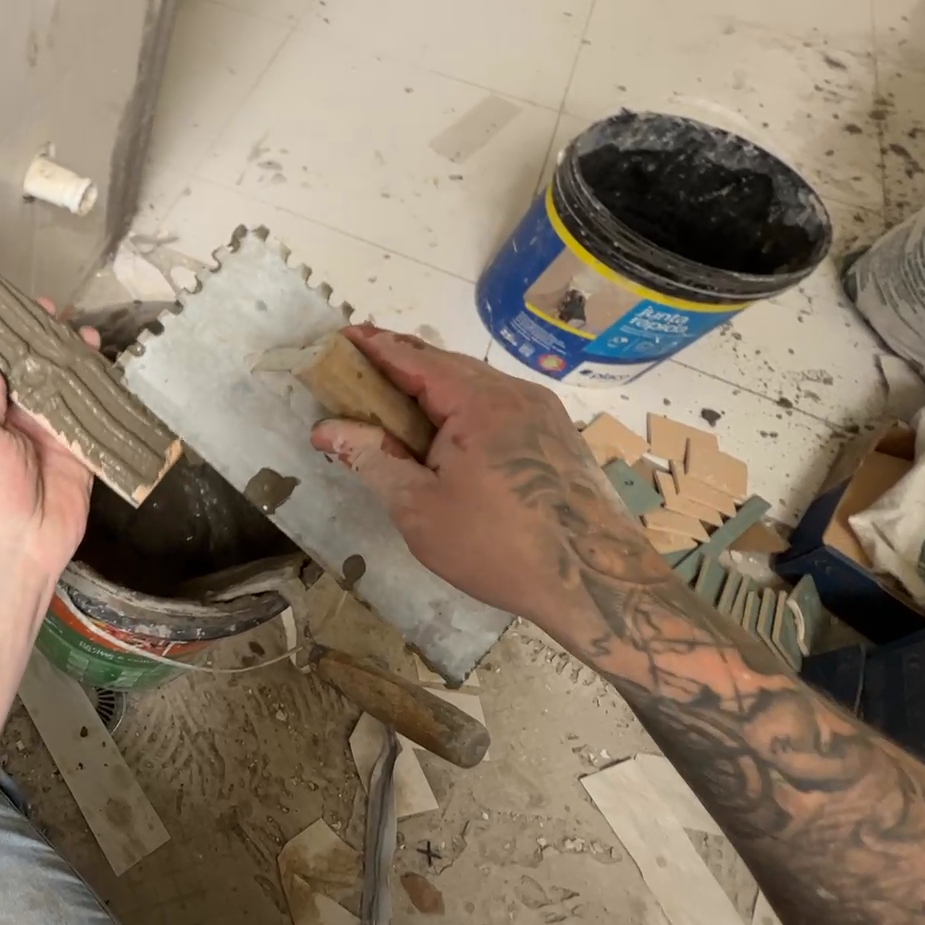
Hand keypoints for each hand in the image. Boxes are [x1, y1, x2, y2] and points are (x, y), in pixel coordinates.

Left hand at [0, 316, 98, 594]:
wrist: (15, 551)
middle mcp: (10, 419)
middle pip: (24, 371)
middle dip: (35, 342)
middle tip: (51, 312)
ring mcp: (45, 434)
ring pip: (59, 388)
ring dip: (69, 361)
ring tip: (82, 333)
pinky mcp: (75, 450)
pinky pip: (87, 415)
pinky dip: (96, 391)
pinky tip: (103, 365)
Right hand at [308, 325, 655, 630]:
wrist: (599, 586)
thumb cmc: (496, 545)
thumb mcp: (417, 505)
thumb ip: (370, 457)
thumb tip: (324, 429)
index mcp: (479, 402)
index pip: (415, 359)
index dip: (374, 347)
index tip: (341, 337)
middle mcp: (515, 394)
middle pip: (444, 364)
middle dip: (398, 361)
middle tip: (356, 366)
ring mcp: (541, 412)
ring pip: (471, 383)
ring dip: (427, 383)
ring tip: (389, 396)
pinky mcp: (552, 435)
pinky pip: (493, 403)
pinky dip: (455, 402)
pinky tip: (438, 425)